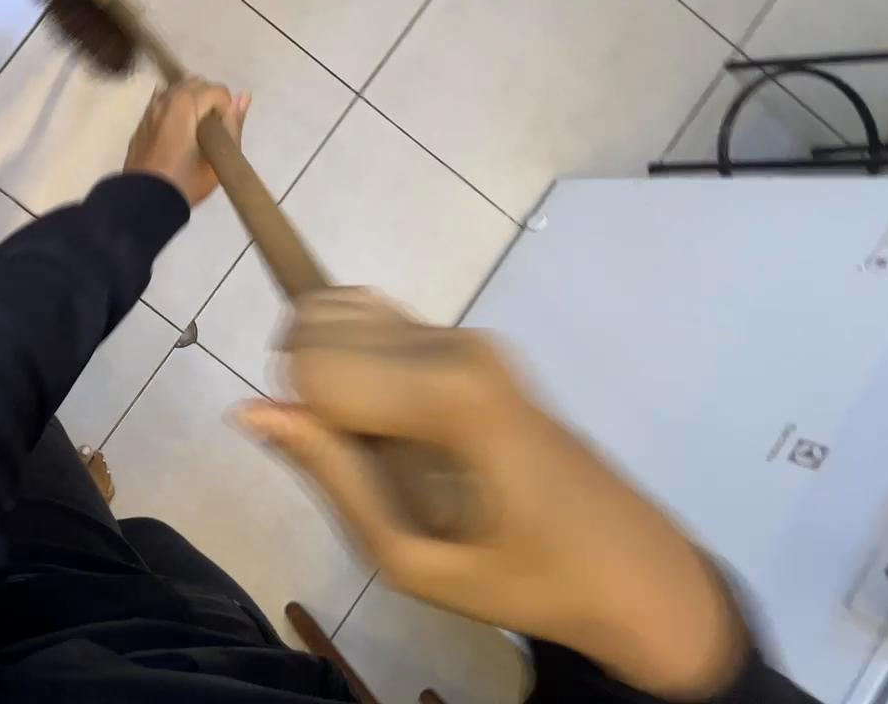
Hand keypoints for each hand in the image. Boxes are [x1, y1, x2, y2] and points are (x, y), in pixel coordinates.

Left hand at [124, 78, 249, 206]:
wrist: (145, 200)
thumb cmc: (186, 181)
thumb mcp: (218, 157)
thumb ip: (233, 124)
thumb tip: (244, 96)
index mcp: (186, 104)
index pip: (218, 90)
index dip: (226, 109)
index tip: (222, 132)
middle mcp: (166, 99)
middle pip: (196, 83)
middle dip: (210, 100)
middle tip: (213, 129)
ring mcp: (150, 108)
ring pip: (177, 89)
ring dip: (192, 102)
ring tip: (196, 131)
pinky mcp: (142, 121)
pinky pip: (162, 101)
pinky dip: (175, 108)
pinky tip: (178, 129)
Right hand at [238, 288, 744, 697]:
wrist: (639, 570)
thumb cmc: (525, 578)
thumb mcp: (410, 558)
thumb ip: (328, 474)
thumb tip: (247, 411)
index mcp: (448, 397)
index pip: (314, 362)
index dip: (299, 414)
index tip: (333, 465)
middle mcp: (454, 343)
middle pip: (317, 320)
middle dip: (305, 382)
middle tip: (347, 452)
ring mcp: (464, 332)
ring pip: (336, 309)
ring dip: (326, 364)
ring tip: (365, 432)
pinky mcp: (466, 336)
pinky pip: (367, 314)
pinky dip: (349, 352)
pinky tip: (382, 408)